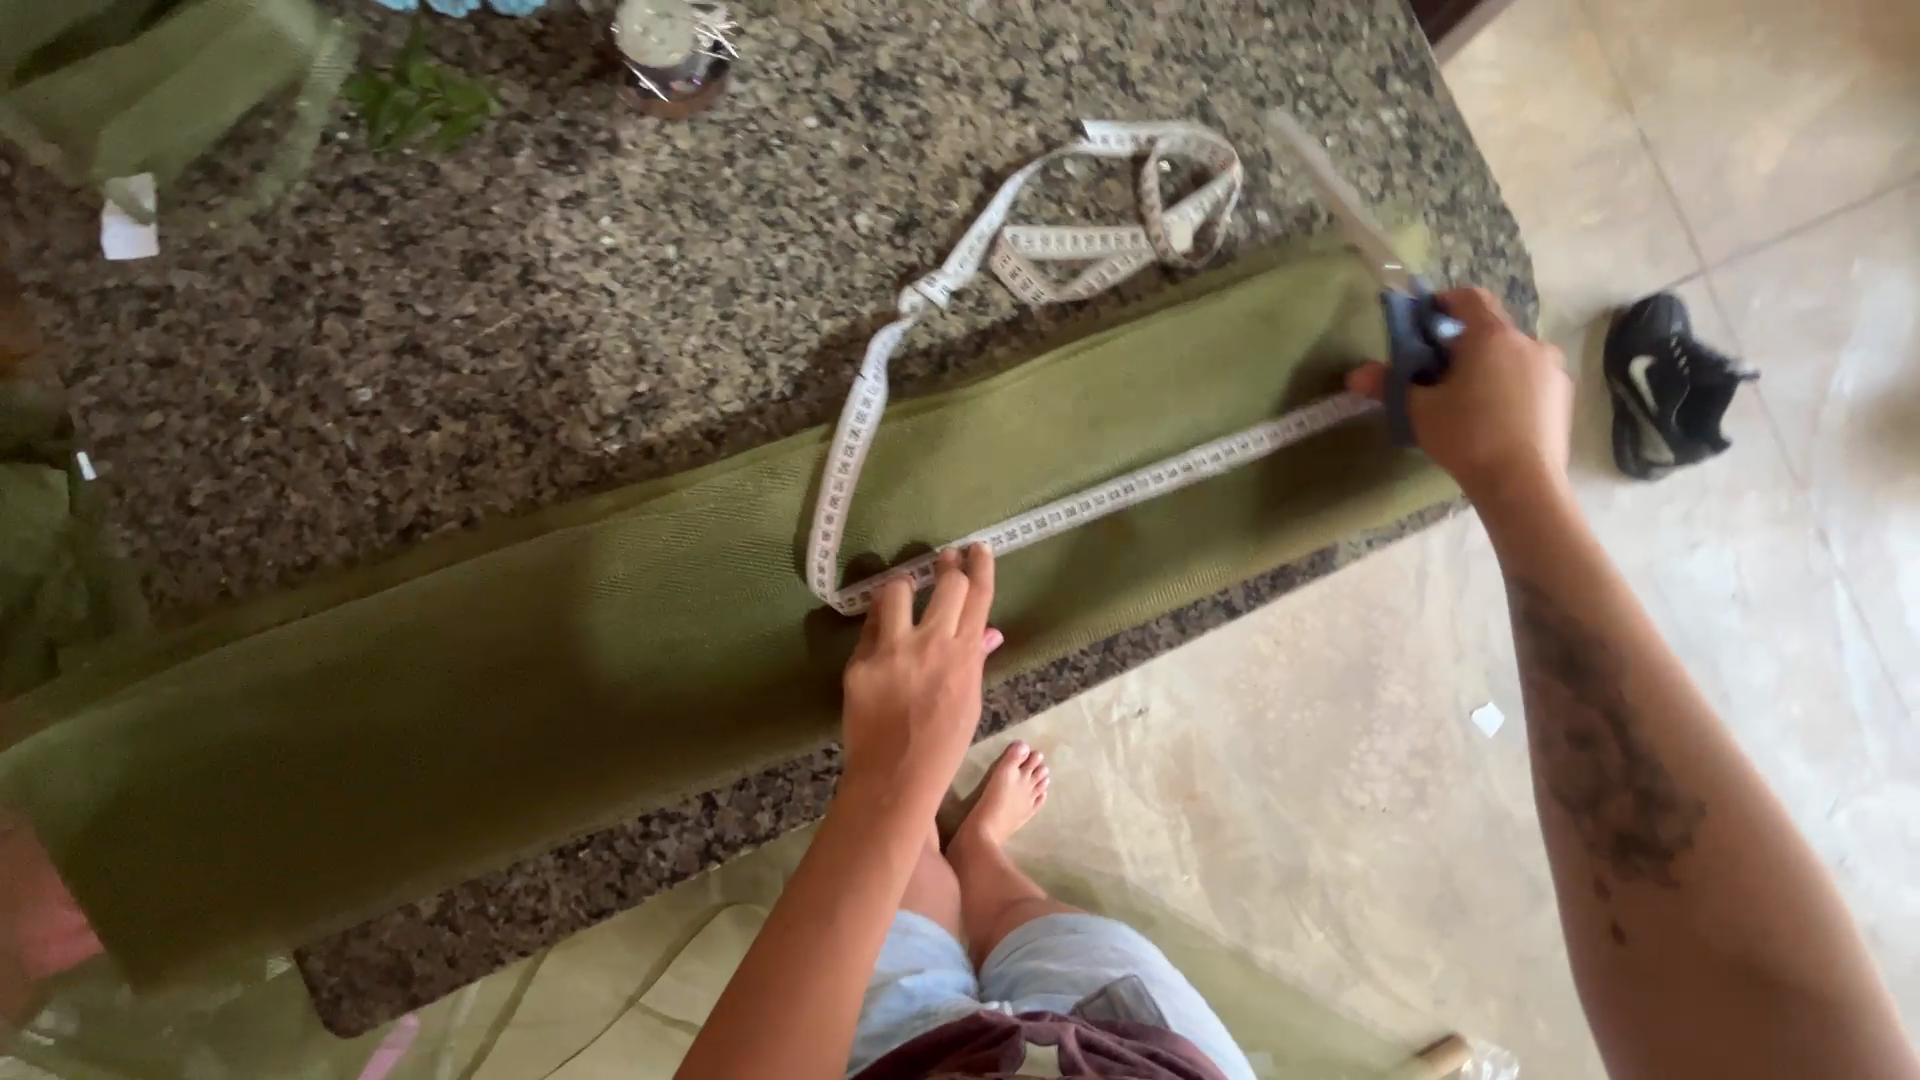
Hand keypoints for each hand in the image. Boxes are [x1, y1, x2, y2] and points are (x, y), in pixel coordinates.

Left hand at [840, 544, 1002, 808]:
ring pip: (896, 591)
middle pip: (946, 584)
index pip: (978, 596)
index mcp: (964, 654)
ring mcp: (893, 650)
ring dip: (902, 587)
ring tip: (904, 590)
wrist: (896, 775)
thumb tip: (987, 631)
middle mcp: (932, 643)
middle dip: (947, 566)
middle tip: (944, 560)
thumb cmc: (942, 743)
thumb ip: (974, 658)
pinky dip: (878, 624)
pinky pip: (869, 628)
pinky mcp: (861, 661)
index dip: (980, 566)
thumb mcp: (969, 699)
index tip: (977, 549)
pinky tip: (881, 628)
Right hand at [1347, 287, 1574, 508]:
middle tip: (1436, 371)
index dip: (1444, 301)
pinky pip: (1529, 377)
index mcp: (1491, 337)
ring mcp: (1551, 368)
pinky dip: (1509, 385)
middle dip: (1462, 344)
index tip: (1424, 317)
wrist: (1521, 480)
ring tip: (1465, 398)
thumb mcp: (1417, 410)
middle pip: (1490, 329)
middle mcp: (1528, 342)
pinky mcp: (1563, 394)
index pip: (1469, 299)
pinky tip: (1493, 416)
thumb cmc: (1465, 436)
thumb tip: (1355, 375)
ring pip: (1511, 355)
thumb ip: (1388, 385)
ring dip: (1488, 366)